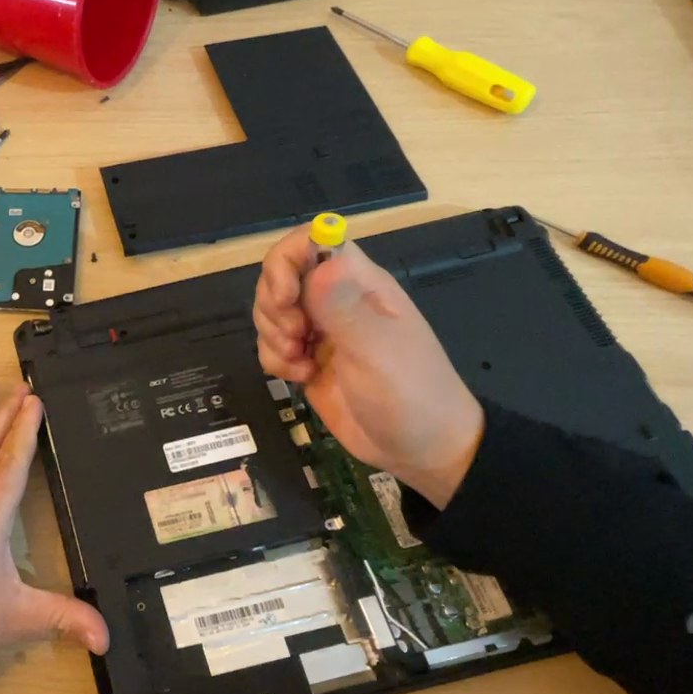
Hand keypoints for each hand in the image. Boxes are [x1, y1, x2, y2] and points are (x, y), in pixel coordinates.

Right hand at [253, 226, 483, 506]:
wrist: (421, 451)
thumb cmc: (410, 393)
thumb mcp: (376, 350)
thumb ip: (343, 307)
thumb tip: (319, 259)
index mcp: (359, 284)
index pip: (311, 242)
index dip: (286, 261)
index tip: (283, 297)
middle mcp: (335, 300)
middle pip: (280, 276)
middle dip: (273, 306)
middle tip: (295, 336)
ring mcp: (319, 331)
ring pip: (270, 312)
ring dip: (272, 336)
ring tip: (298, 361)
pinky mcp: (307, 360)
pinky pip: (272, 347)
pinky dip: (275, 361)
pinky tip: (300, 378)